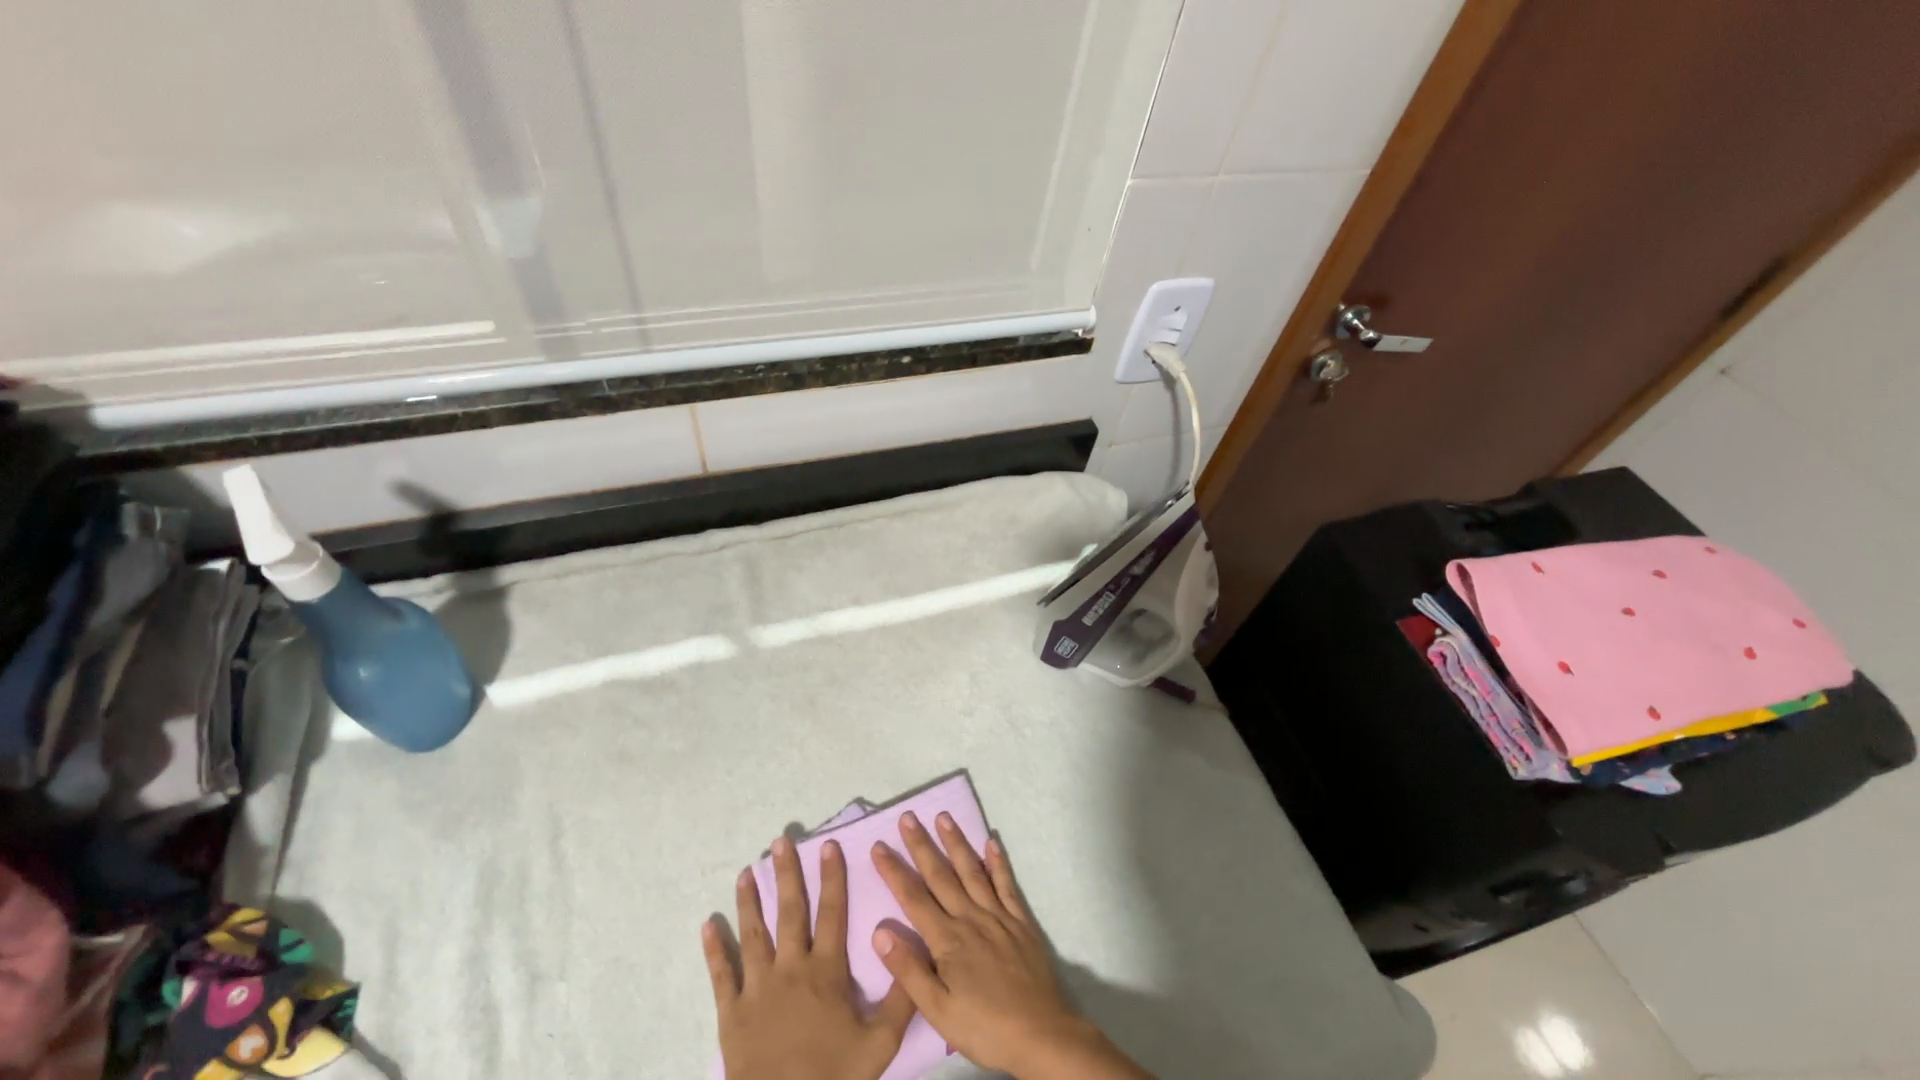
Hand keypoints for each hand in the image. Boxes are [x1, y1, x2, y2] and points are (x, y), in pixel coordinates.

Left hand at [704, 836, 915, 1079]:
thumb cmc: (834, 1076)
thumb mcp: (880, 1044)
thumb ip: (900, 998)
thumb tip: (910, 950)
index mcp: (826, 972)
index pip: (832, 914)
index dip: (832, 878)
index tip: (828, 846)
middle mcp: (790, 968)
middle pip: (790, 913)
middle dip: (787, 875)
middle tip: (781, 842)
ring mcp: (757, 988)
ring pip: (753, 934)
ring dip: (749, 901)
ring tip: (745, 871)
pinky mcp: (731, 1011)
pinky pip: (721, 973)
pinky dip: (714, 948)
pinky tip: (708, 924)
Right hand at [871, 812, 1153, 1079]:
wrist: (1042, 1035)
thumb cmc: (984, 1027)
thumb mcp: (937, 1010)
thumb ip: (908, 969)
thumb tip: (879, 932)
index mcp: (947, 940)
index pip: (913, 898)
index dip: (894, 871)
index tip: (878, 846)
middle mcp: (971, 919)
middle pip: (941, 876)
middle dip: (922, 846)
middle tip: (908, 817)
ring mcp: (999, 918)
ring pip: (973, 872)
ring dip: (957, 843)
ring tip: (944, 817)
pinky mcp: (1021, 923)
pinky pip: (1007, 886)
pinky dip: (998, 863)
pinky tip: (992, 843)